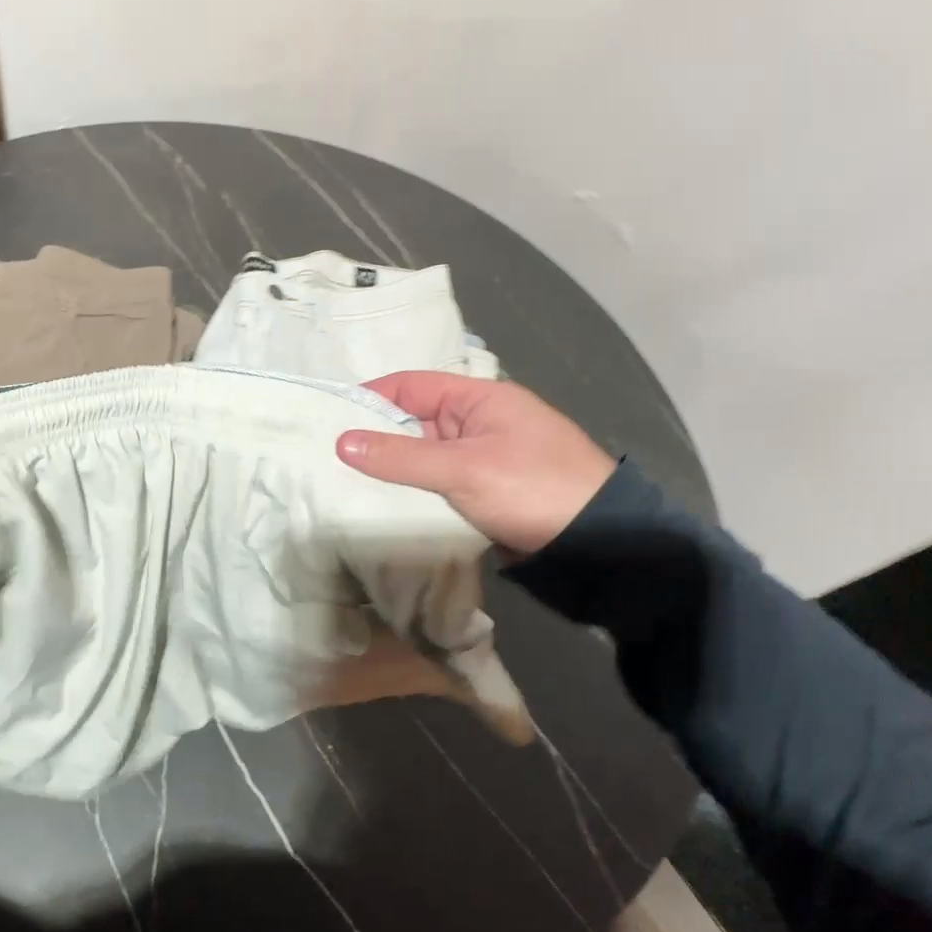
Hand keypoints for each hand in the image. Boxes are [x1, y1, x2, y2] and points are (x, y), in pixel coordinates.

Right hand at [335, 371, 616, 553]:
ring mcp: (482, 458)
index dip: (369, 397)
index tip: (328, 419)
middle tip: (327, 457)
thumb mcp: (462, 469)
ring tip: (344, 483)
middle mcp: (479, 422)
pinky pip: (435, 483)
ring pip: (421, 455)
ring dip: (390, 469)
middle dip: (373, 437)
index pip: (411, 386)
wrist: (604, 546)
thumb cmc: (533, 490)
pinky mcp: (484, 492)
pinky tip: (381, 504)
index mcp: (480, 399)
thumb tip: (340, 441)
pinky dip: (410, 491)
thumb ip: (399, 456)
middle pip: (412, 421)